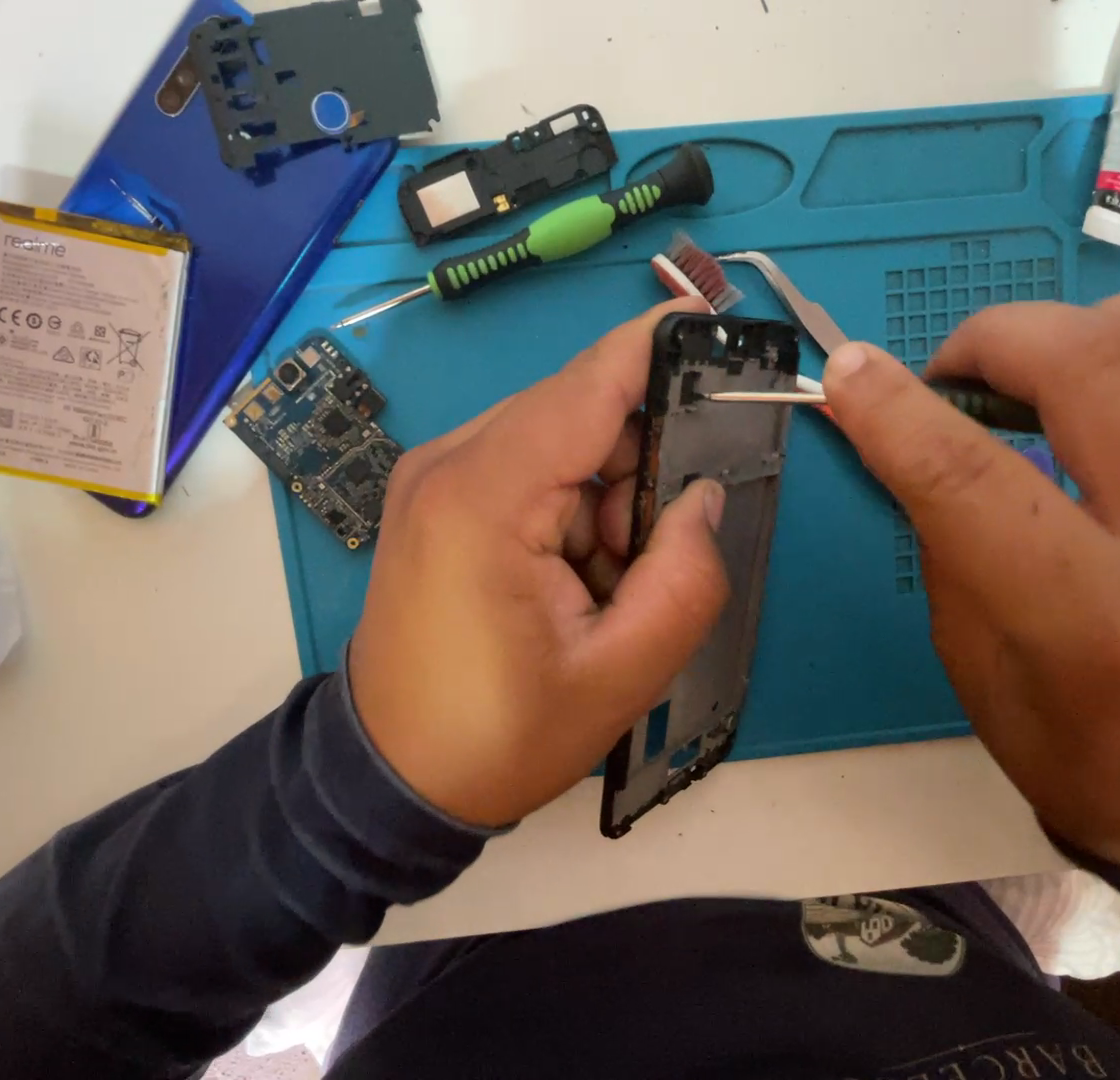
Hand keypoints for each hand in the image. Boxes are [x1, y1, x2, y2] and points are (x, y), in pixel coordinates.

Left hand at [349, 299, 728, 827]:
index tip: (723, 327)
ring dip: (606, 501)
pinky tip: (571, 580)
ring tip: (603, 587)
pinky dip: (570, 512)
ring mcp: (434, 477)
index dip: (658, 348)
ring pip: (560, 444)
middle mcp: (448, 464)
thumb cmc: (501, 735)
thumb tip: (702, 497)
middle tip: (651, 556)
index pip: (589, 385)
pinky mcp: (436, 499)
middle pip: (579, 415)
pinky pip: (530, 471)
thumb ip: (684, 580)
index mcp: (483, 496)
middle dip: (638, 470)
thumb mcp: (620, 676)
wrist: (396, 780)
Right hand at [825, 272, 1119, 867]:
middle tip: (967, 370)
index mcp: (1104, 629)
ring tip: (1081, 358)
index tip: (849, 372)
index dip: (893, 413)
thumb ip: (953, 537)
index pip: (972, 483)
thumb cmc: (1088, 751)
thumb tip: (924, 425)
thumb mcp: (976, 666)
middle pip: (1108, 374)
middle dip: (1005, 340)